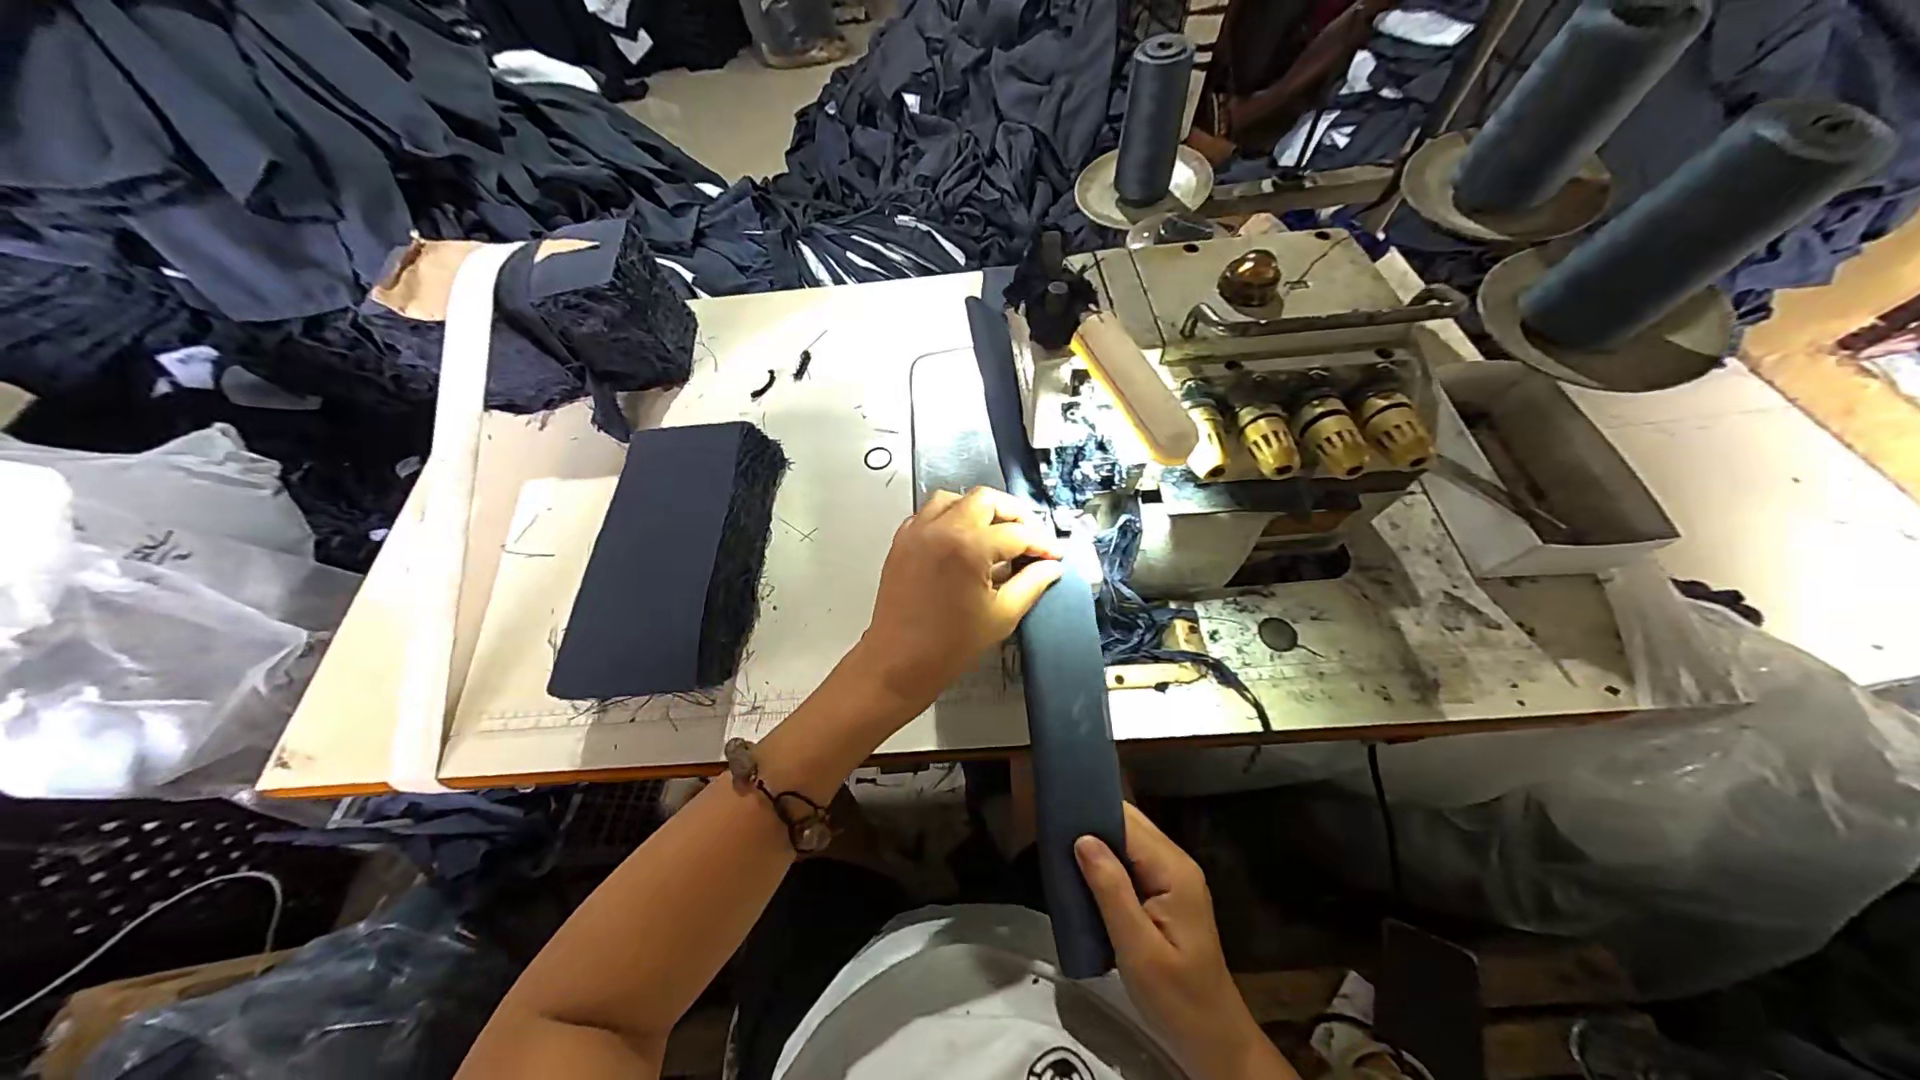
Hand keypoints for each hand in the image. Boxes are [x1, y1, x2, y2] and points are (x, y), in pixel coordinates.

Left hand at [853, 487, 1064, 712]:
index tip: (1053, 553)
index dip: (1042, 543)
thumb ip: (1031, 584)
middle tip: (1030, 536)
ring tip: (997, 532)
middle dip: (1014, 514)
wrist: (899, 662)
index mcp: (968, 547)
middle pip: (986, 500)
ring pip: (955, 499)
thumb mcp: (1002, 615)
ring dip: (980, 509)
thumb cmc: (946, 646)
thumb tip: (1050, 567)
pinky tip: (964, 539)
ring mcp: (917, 533)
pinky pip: (929, 513)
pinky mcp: (903, 542)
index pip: (1017, 533)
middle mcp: (940, 530)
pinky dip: (950, 517)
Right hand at [1076, 804, 1293, 1079]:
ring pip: (1127, 842)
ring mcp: (1172, 879)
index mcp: (1173, 871)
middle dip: (1091, 824)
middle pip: (1128, 825)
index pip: (1128, 823)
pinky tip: (1081, 874)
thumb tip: (1083, 839)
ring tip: (1058, 849)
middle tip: (1051, 833)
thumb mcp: (1138, 949)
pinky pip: (1130, 863)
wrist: (1212, 1039)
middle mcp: (1175, 864)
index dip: (1093, 813)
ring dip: (1096, 844)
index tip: (1056, 813)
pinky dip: (1105, 863)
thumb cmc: (1177, 999)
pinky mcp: (1163, 894)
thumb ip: (1111, 891)